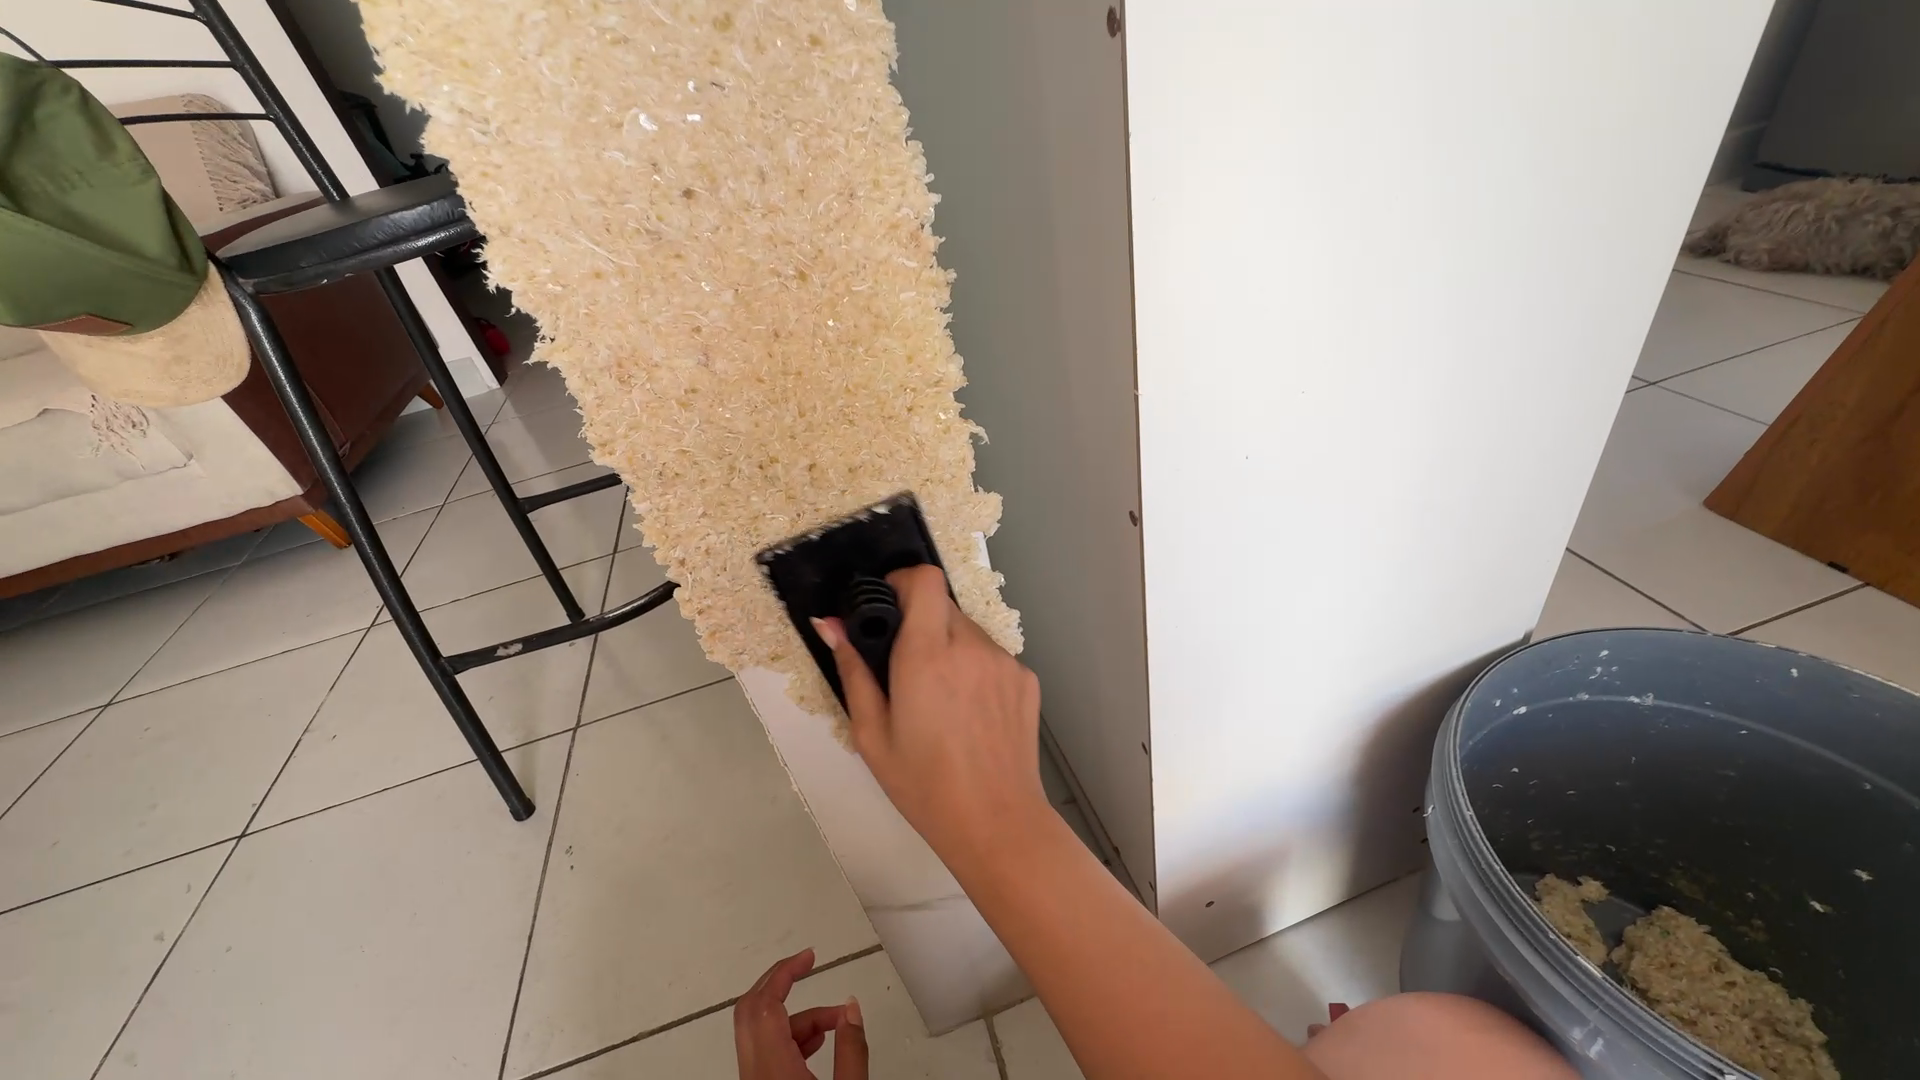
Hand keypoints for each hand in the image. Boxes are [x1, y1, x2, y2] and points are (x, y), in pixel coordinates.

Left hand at [733, 949, 866, 1079]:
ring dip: (798, 1017)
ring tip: (837, 1021)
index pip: (765, 1004)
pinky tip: (818, 1043)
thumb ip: (851, 1050)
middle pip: (751, 1010)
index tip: (810, 956)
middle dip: (779, 981)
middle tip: (807, 966)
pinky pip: (765, 1050)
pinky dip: (790, 1036)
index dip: (784, 972)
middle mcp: (752, 1072)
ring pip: (762, 1032)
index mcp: (771, 1066)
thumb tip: (851, 1007)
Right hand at [813, 564, 1049, 866]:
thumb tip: (831, 625)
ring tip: (939, 698)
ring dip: (949, 647)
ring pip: (969, 631)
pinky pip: (992, 656)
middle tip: (905, 666)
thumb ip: (853, 670)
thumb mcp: (872, 733)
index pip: (924, 579)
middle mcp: (972, 647)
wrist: (996, 821)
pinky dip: (975, 669)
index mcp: (927, 656)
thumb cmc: (924, 784)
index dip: (903, 581)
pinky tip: (968, 712)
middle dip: (920, 622)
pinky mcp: (1026, 679)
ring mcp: (1005, 662)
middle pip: (943, 604)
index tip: (886, 605)